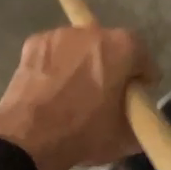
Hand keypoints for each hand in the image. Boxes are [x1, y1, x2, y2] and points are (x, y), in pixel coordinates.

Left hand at [0, 27, 155, 169]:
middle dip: (111, 63)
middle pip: (108, 44)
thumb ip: (139, 120)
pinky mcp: (35, 41)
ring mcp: (60, 34)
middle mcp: (93, 32)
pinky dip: (55, 64)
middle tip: (105, 90)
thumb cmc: (84, 133)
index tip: (138, 90)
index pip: (141, 51)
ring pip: (79, 45)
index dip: (141, 71)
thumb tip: (139, 117)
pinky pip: (53, 51)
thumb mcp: (124, 137)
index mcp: (121, 48)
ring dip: (81, 61)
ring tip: (73, 89)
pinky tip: (50, 87)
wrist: (29, 138)